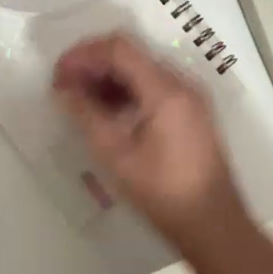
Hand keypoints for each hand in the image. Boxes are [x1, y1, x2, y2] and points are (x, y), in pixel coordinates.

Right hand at [53, 34, 247, 247]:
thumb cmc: (163, 192)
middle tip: (64, 87)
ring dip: (107, 78)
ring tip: (79, 101)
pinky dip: (126, 91)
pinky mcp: (191, 111)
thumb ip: (86, 114)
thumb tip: (64, 89)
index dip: (83, 54)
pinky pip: (153, 86)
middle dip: (92, 64)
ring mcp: (190, 96)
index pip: (118, 48)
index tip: (58, 74)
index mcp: (166, 89)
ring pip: (141, 69)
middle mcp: (182, 82)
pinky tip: (106, 112)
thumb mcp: (116, 154)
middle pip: (130, 55)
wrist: (214, 225)